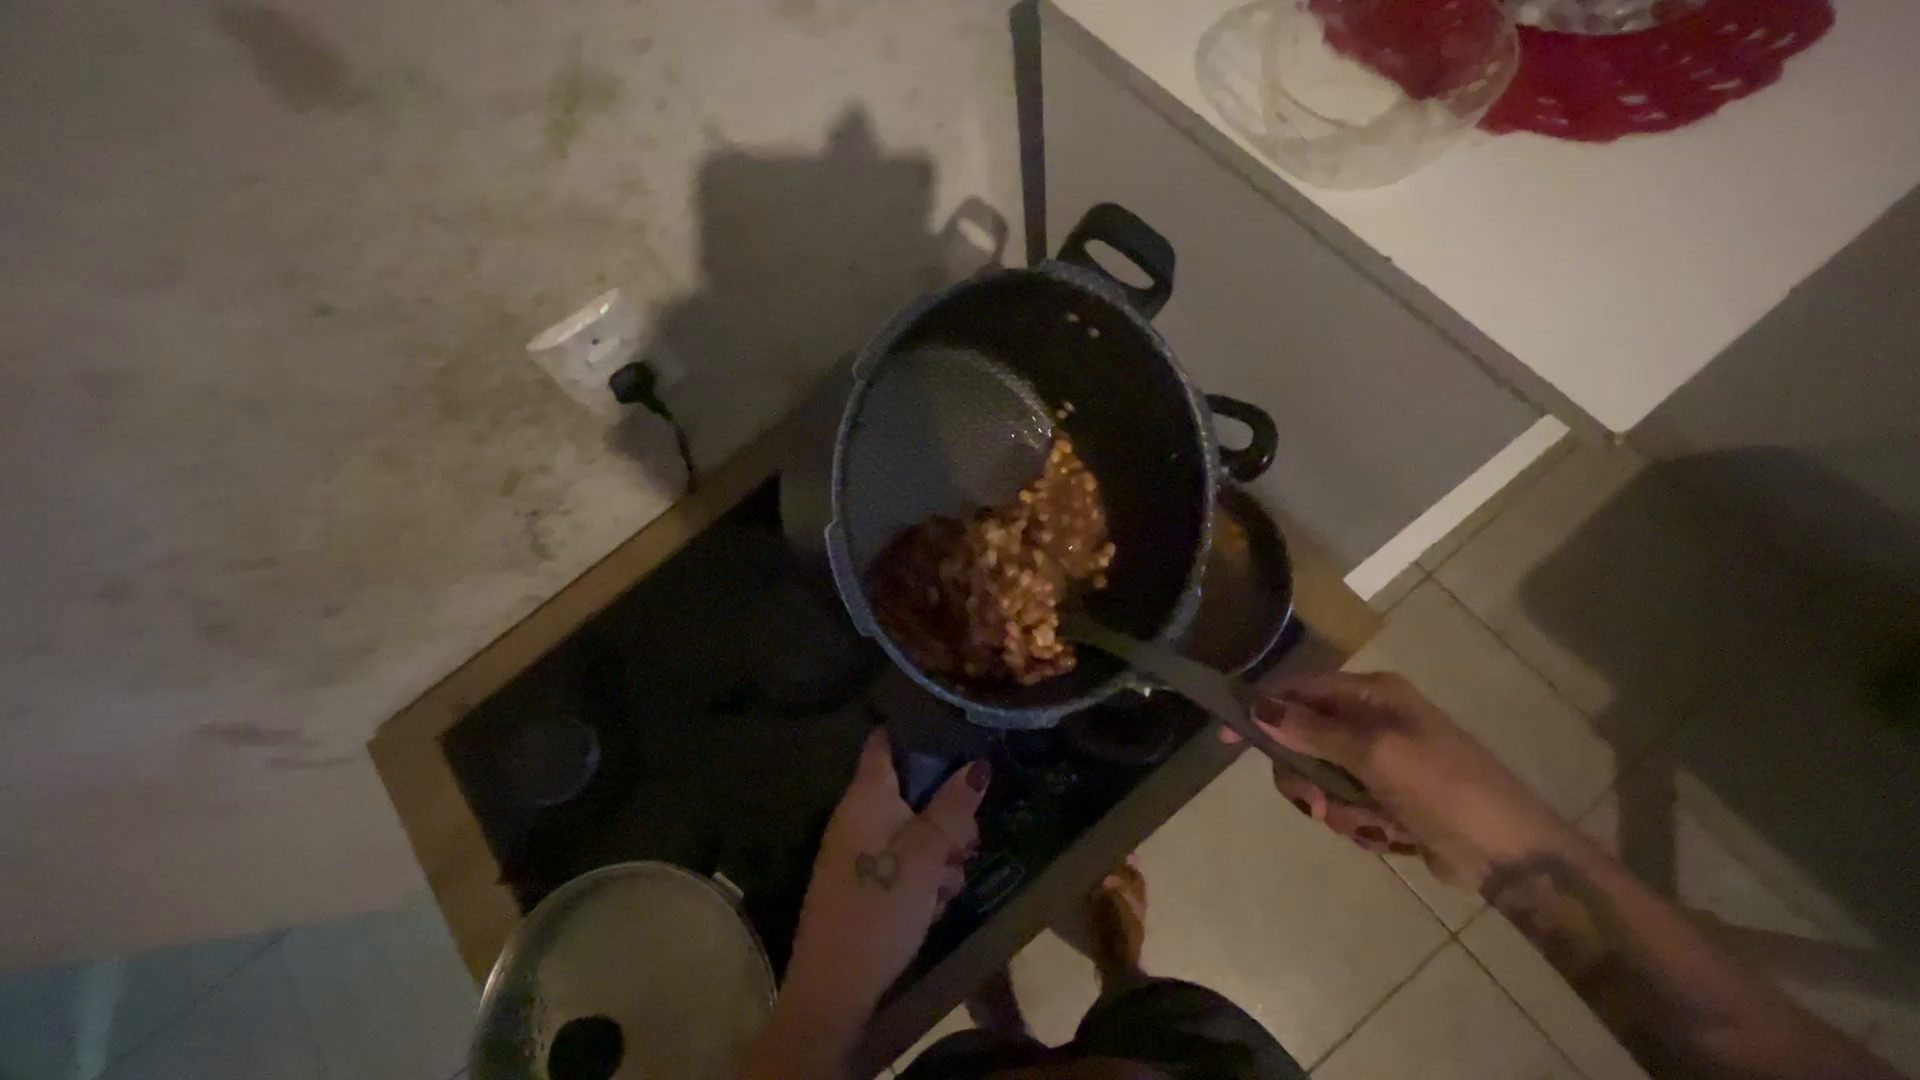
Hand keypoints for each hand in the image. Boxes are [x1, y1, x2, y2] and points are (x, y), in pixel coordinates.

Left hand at [782, 729, 989, 1020]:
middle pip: (911, 793)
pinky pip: (900, 862)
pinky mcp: (861, 882)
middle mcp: (857, 815)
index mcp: (866, 795)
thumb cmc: (881, 906)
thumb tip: (978, 764)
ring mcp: (856, 850)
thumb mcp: (927, 854)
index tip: (954, 738)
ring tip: (949, 886)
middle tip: (967, 844)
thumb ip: (953, 807)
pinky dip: (921, 877)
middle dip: (946, 815)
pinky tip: (933, 905)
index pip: (885, 743)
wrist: (834, 985)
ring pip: (911, 831)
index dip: (916, 733)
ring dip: (939, 853)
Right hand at [1240, 671, 1573, 890]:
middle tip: (1316, 804)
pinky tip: (1389, 836)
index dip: (1260, 709)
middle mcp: (1372, 721)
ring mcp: (1382, 762)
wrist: (1510, 853)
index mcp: (1372, 696)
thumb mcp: (1373, 752)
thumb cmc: (1443, 787)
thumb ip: (1311, 730)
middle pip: (1302, 741)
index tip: (1226, 737)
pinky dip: (1360, 825)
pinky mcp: (1390, 799)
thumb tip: (1256, 706)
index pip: (1298, 690)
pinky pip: (1347, 807)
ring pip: (1321, 780)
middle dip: (1305, 776)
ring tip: (1366, 825)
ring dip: (1335, 807)